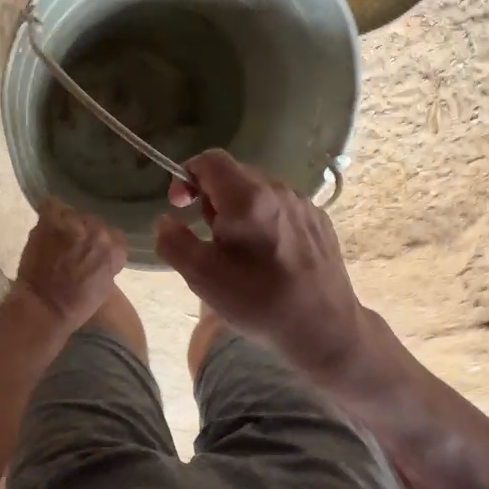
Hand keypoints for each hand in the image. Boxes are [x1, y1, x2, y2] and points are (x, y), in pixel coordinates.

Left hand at [14, 197, 126, 330]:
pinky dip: (48, 213)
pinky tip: (45, 225)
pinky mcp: (50, 221)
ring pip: (72, 213)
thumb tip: (98, 250)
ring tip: (54, 239)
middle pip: (93, 222)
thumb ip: (106, 261)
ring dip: (65, 224)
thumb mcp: (104, 285)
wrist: (44, 308)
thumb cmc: (76, 306)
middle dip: (83, 232)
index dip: (99, 244)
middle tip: (69, 247)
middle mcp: (99, 232)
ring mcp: (74, 224)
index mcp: (115, 250)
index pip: (113, 236)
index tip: (88, 253)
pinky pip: (51, 204)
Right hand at [154, 149, 377, 373]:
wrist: (324, 328)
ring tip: (238, 253)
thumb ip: (174, 242)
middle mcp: (279, 190)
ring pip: (258, 192)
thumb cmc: (258, 302)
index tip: (179, 206)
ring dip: (238, 212)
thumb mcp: (202, 277)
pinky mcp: (320, 221)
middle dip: (212, 199)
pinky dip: (264, 222)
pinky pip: (280, 208)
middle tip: (208, 239)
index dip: (186, 175)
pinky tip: (268, 258)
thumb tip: (165, 221)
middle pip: (234, 175)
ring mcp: (304, 204)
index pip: (210, 160)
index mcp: (248, 198)